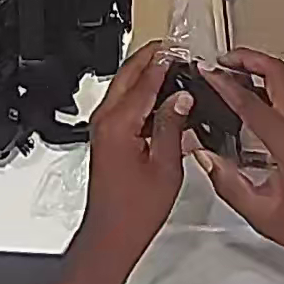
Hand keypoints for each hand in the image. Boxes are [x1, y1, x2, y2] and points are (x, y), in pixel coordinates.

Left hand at [77, 40, 192, 260]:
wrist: (112, 233)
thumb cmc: (135, 210)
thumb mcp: (166, 167)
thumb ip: (172, 127)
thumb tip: (180, 98)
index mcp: (118, 123)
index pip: (143, 83)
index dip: (161, 65)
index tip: (176, 51)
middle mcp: (105, 119)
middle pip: (126, 77)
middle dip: (147, 60)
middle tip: (169, 50)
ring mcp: (103, 126)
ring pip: (123, 88)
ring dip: (143, 75)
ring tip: (168, 68)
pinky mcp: (106, 135)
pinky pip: (122, 104)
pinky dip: (139, 95)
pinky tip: (159, 99)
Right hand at [195, 48, 283, 279]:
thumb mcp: (263, 214)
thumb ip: (227, 183)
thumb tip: (203, 155)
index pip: (251, 102)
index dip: (223, 83)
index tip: (205, 71)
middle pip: (279, 73)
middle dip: (249, 57)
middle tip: (222, 59)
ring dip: (260, 67)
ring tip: (232, 70)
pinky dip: (268, 82)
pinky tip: (250, 94)